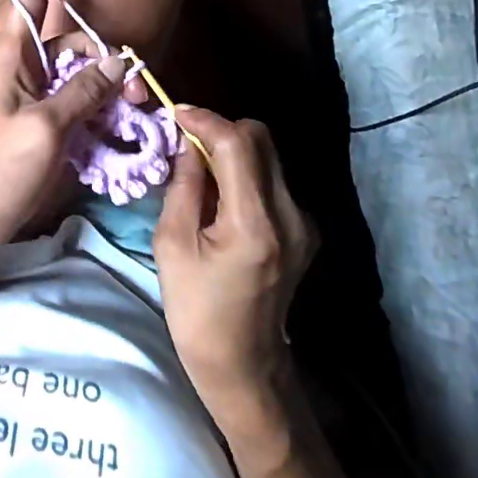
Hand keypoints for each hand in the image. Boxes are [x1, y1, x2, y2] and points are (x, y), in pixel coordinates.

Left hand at [0, 0, 126, 259]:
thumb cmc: (3, 168)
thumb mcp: (46, 126)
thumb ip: (84, 89)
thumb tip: (119, 60)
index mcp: (9, 59)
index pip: (25, 1)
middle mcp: (20, 67)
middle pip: (69, 42)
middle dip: (105, 55)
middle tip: (138, 87)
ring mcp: (32, 93)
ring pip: (79, 71)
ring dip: (108, 83)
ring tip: (136, 106)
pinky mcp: (43, 116)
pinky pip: (77, 96)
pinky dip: (99, 102)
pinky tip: (121, 118)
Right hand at [153, 107, 317, 409]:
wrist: (243, 364)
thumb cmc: (196, 310)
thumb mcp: (172, 244)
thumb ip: (184, 186)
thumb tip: (186, 141)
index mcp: (254, 223)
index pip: (237, 144)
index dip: (205, 120)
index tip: (175, 113)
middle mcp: (291, 215)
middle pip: (261, 138)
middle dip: (220, 130)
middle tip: (186, 142)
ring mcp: (305, 222)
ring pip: (269, 155)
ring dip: (232, 149)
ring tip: (200, 170)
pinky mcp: (305, 229)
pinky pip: (273, 179)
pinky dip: (244, 171)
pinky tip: (221, 196)